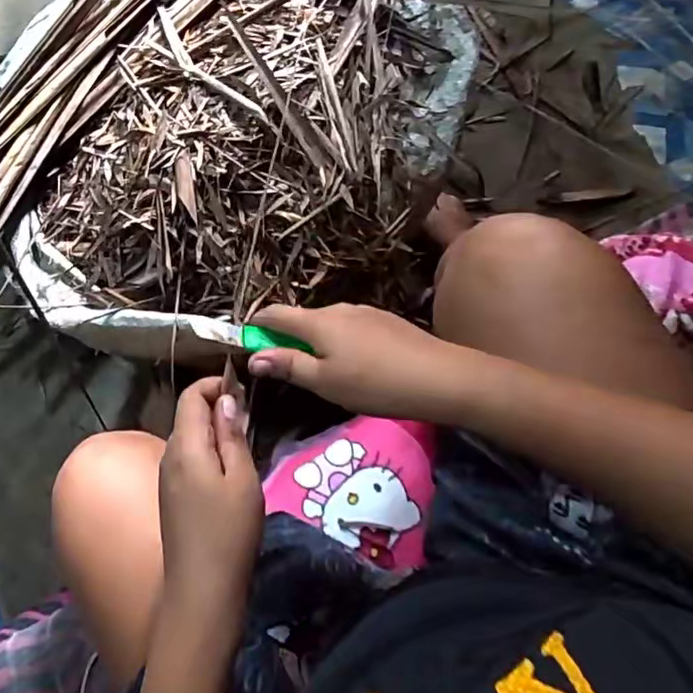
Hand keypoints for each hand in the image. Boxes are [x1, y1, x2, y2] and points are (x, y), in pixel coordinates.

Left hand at [158, 377, 262, 635]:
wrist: (201, 589)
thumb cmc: (229, 531)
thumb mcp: (242, 479)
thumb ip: (232, 435)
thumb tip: (226, 399)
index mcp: (185, 445)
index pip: (191, 395)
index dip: (214, 384)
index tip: (242, 390)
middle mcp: (168, 454)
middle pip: (188, 415)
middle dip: (216, 407)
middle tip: (249, 420)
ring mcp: (166, 476)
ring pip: (188, 437)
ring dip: (212, 432)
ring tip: (243, 446)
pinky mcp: (170, 496)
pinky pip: (186, 459)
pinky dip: (206, 453)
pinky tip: (227, 473)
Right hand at [246, 303, 459, 417]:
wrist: (443, 377)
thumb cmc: (375, 384)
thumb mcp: (325, 382)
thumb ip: (288, 366)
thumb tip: (253, 356)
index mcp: (317, 322)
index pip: (274, 313)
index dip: (256, 325)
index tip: (249, 344)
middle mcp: (337, 308)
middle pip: (301, 319)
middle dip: (286, 338)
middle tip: (286, 369)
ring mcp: (363, 312)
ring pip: (327, 324)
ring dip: (315, 342)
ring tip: (324, 372)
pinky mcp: (385, 321)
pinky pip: (349, 328)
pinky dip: (340, 342)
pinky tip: (357, 367)